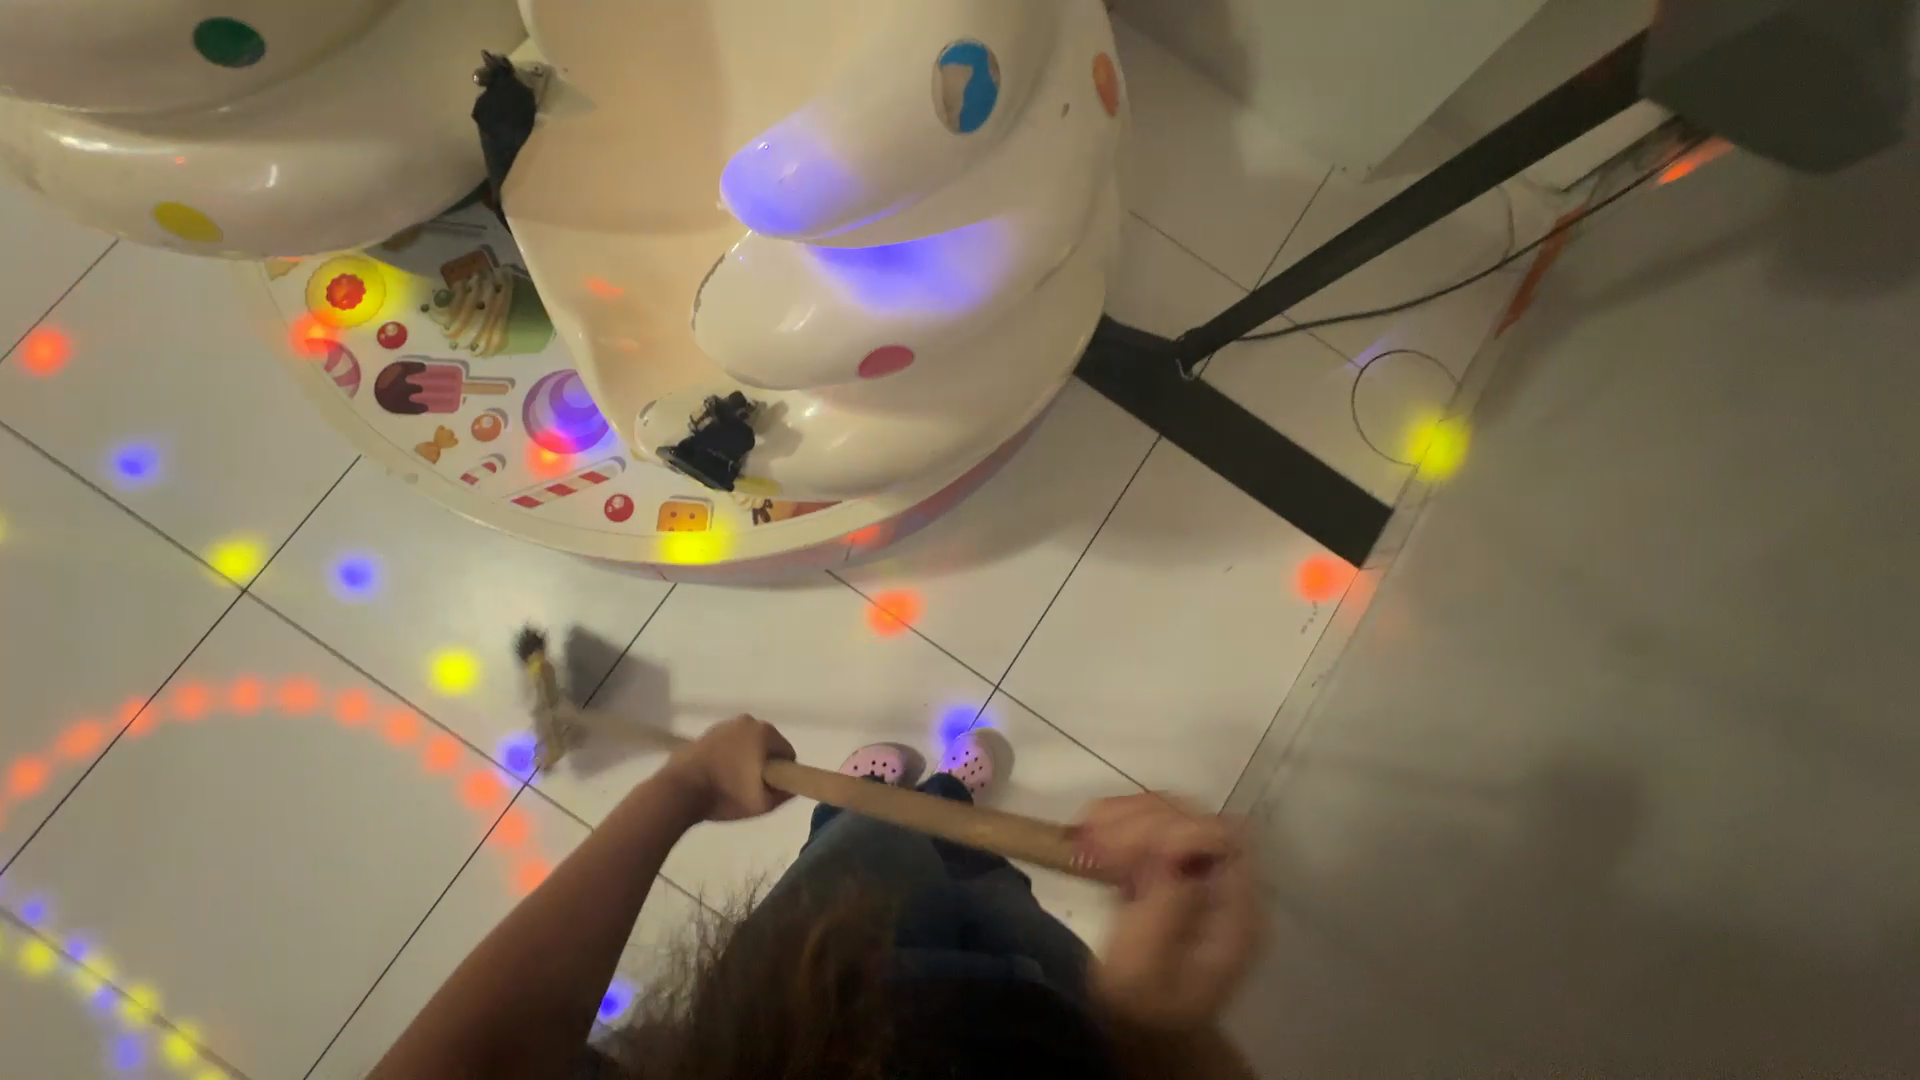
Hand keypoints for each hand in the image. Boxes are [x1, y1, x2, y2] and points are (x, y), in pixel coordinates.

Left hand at [661, 714, 795, 821]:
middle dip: (763, 763)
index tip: (770, 789)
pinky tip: (717, 776)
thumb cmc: (726, 794)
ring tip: (732, 783)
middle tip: (751, 788)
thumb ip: (785, 793)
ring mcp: (724, 725)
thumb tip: (791, 787)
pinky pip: (727, 745)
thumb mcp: (764, 804)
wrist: (679, 790)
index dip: (783, 773)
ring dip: (744, 759)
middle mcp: (747, 721)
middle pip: (767, 745)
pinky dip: (727, 757)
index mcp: (765, 732)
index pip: (787, 753)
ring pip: (746, 744)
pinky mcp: (706, 733)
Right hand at [1076, 793, 1260, 1030]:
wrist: (1141, 1031)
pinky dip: (1117, 823)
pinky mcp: (1171, 869)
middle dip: (1141, 818)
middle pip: (1194, 818)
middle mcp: (1225, 884)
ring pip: (1170, 814)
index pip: (1222, 840)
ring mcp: (1199, 873)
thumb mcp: (1148, 970)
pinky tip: (1087, 834)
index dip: (1175, 829)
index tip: (1122, 846)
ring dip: (1125, 815)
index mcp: (1236, 913)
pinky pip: (1149, 827)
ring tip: (1084, 831)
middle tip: (1092, 836)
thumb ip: (1165, 907)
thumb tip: (1173, 849)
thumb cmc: (1142, 1009)